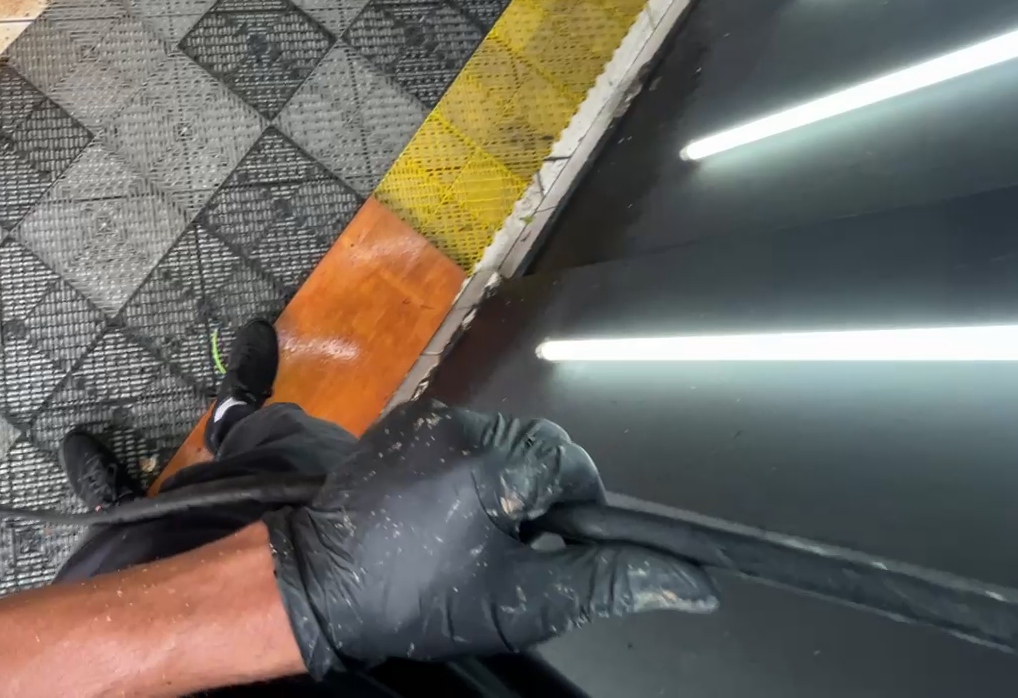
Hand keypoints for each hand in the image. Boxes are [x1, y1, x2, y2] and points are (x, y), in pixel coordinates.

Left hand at [263, 398, 717, 676]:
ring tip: (480, 526)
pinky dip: (467, 460)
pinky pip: (457, 431)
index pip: (571, 460)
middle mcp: (455, 421)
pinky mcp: (398, 419)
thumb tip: (692, 581)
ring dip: (505, 472)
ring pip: (498, 434)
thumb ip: (606, 581)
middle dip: (542, 487)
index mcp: (490, 459)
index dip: (582, 503)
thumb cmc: (422, 598)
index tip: (563, 542)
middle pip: (535, 441)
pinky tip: (447, 503)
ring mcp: (421, 415)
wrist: (325, 582)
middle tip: (520, 541)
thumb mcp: (522, 601)